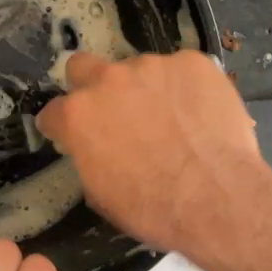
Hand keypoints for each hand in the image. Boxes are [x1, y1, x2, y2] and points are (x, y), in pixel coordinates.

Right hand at [36, 50, 269, 258]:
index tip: (70, 134)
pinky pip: (181, 70)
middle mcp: (109, 79)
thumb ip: (89, 157)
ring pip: (139, 70)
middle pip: (83, 66)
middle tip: (114, 110)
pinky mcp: (191, 61)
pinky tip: (201, 114)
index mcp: (79, 115)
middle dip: (90, 84)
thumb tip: (94, 149)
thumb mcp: (103, 195)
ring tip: (174, 120)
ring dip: (147, 89)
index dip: (60, 125)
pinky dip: (185, 87)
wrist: (218, 197)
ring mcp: (152, 65)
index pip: (53, 112)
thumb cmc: (155, 208)